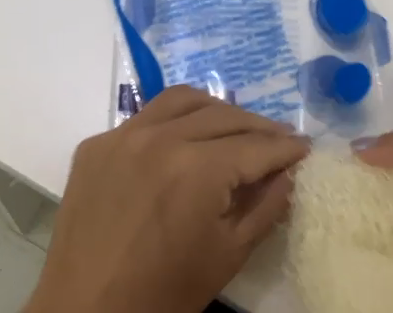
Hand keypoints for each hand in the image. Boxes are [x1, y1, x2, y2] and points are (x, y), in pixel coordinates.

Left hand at [25, 87, 310, 312]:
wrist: (86, 310)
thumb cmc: (164, 293)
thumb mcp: (228, 255)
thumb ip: (264, 207)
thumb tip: (289, 173)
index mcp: (196, 169)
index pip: (255, 146)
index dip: (286, 147)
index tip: (306, 147)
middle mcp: (159, 137)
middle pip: (222, 115)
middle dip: (258, 126)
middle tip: (280, 139)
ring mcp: (122, 134)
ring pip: (181, 100)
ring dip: (216, 109)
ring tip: (237, 128)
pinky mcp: (97, 142)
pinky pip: (143, 117)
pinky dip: (172, 121)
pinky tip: (184, 140)